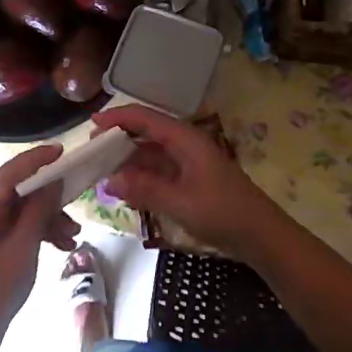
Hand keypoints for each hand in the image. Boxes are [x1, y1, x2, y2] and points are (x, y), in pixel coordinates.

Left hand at [0, 146, 80, 338]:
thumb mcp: (24, 245)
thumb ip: (39, 209)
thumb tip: (54, 181)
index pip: (9, 172)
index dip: (36, 159)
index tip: (62, 150)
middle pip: (19, 189)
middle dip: (50, 196)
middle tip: (75, 197)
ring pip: (25, 208)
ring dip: (50, 216)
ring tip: (73, 234)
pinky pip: (22, 223)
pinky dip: (42, 229)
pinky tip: (63, 243)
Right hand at [94, 105, 294, 263]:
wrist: (260, 234)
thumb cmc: (223, 212)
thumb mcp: (181, 202)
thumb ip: (145, 189)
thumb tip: (109, 180)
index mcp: (185, 139)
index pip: (146, 118)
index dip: (118, 117)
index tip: (91, 124)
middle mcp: (185, 144)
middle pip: (147, 132)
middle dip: (119, 139)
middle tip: (91, 152)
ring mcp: (188, 162)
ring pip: (151, 153)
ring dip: (127, 160)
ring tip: (100, 170)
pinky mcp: (190, 179)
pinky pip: (159, 170)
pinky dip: (140, 176)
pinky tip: (124, 188)